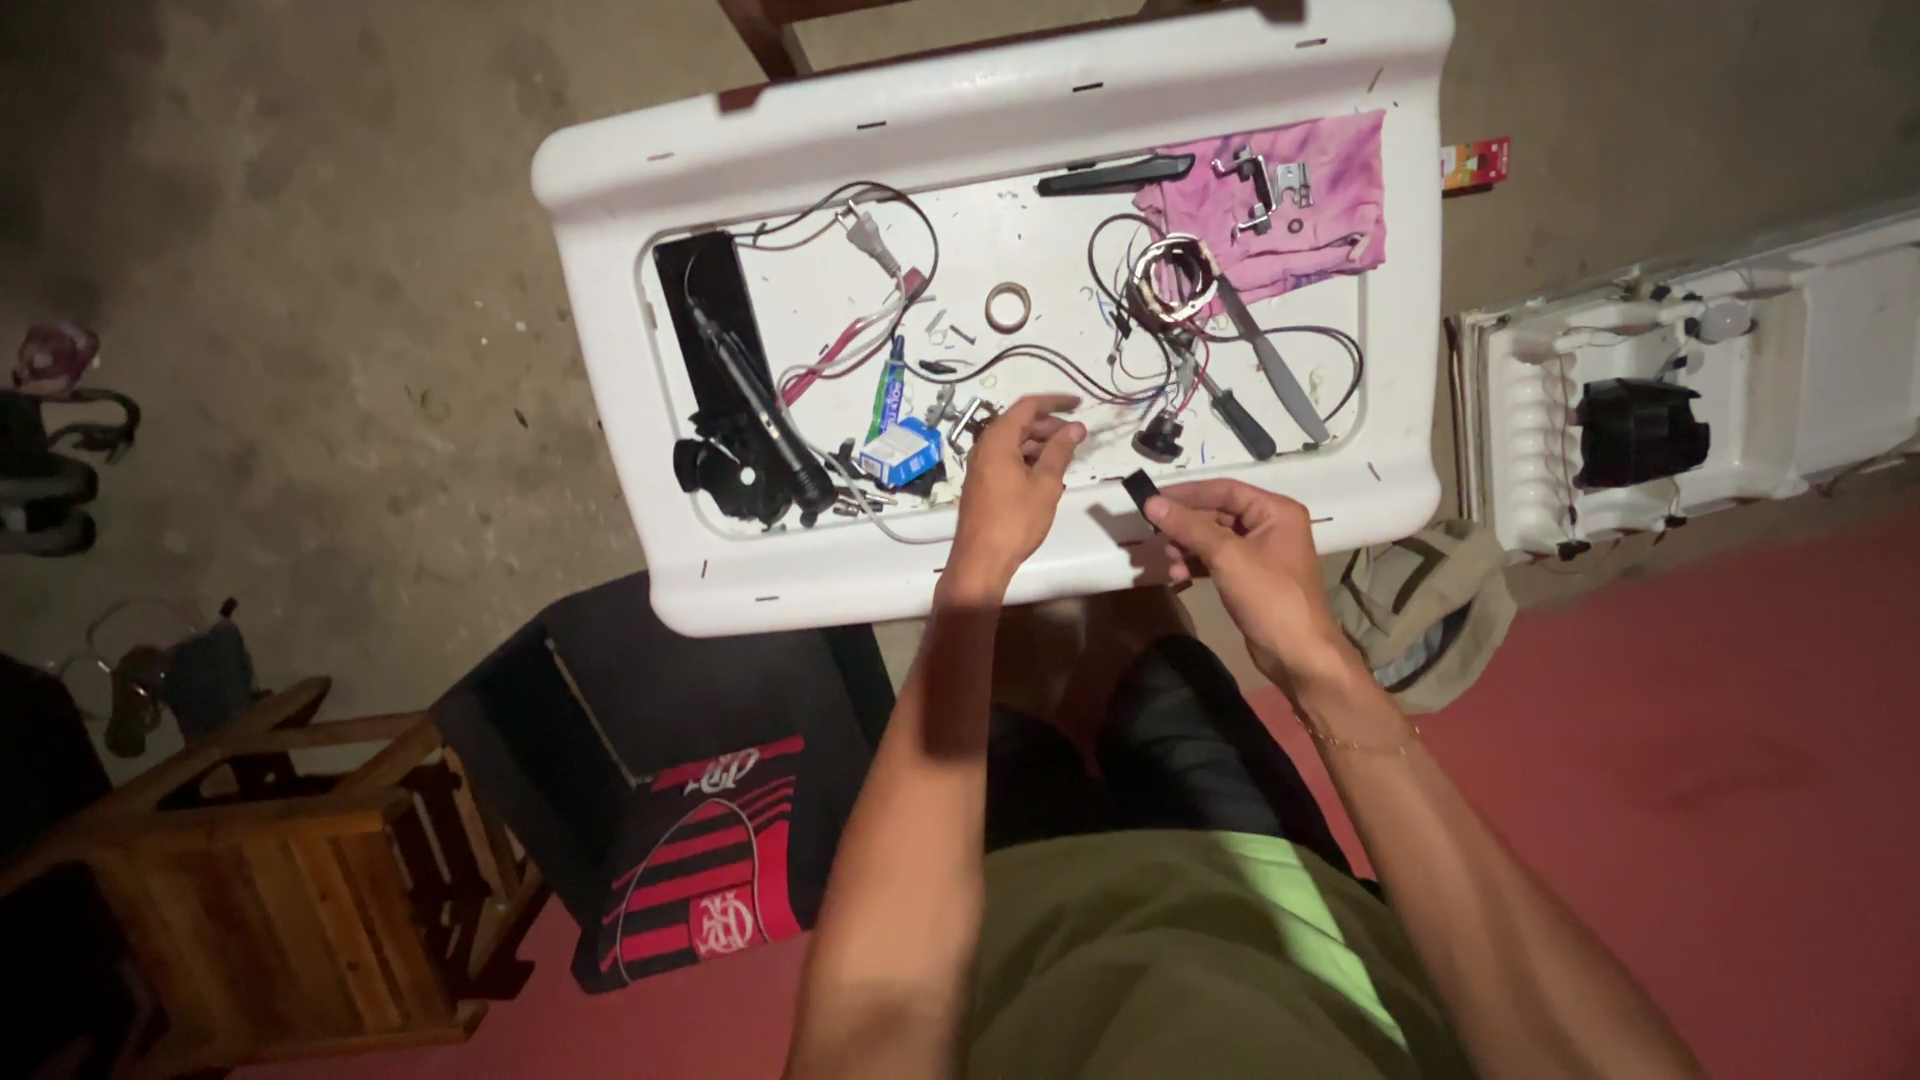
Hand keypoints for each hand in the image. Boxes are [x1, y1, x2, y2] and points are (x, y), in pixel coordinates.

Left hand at [948, 394, 1086, 588]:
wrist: (981, 559)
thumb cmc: (1015, 520)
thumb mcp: (1045, 484)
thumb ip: (1060, 451)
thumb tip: (1075, 427)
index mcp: (998, 440)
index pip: (1027, 406)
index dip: (1055, 402)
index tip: (1079, 404)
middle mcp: (985, 447)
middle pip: (1020, 424)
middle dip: (1050, 426)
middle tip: (1077, 436)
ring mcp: (981, 466)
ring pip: (1015, 444)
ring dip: (1041, 445)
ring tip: (1067, 457)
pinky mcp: (983, 483)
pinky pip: (1008, 461)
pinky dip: (1029, 461)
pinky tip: (1049, 476)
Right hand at [1146, 479, 1359, 692]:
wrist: (1297, 653)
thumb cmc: (1269, 597)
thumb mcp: (1227, 556)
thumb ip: (1188, 526)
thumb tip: (1151, 503)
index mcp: (1276, 511)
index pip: (1224, 490)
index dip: (1187, 493)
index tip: (1152, 499)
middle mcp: (1270, 526)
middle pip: (1217, 513)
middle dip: (1185, 525)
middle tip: (1155, 533)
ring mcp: (1261, 553)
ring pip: (1213, 538)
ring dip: (1187, 546)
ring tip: (1167, 559)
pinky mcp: (1250, 577)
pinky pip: (1216, 560)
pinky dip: (1196, 564)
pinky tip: (1178, 575)